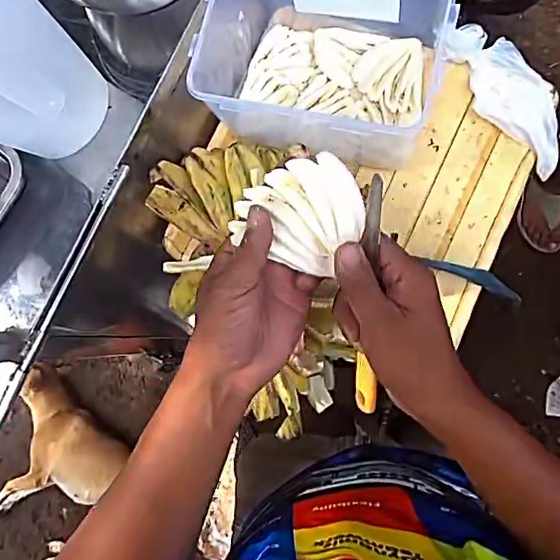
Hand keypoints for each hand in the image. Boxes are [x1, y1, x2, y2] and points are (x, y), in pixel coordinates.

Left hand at [180, 207, 318, 413]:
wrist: (234, 370)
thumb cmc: (221, 326)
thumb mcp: (234, 283)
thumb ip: (252, 250)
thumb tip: (261, 212)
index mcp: (239, 257)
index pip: (259, 225)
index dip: (276, 208)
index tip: (297, 189)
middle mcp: (262, 265)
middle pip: (286, 236)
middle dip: (303, 222)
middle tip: (326, 202)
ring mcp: (282, 281)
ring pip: (303, 253)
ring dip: (317, 241)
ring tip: (338, 222)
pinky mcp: (299, 298)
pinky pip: (315, 276)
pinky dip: (326, 266)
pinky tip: (338, 253)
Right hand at [332, 237, 480, 422]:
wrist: (433, 399)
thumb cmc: (415, 365)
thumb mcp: (378, 322)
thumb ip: (359, 284)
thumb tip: (345, 249)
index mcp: (410, 275)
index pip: (373, 242)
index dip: (349, 254)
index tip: (333, 271)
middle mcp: (407, 282)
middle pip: (363, 267)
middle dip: (351, 294)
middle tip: (359, 317)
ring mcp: (401, 299)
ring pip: (360, 291)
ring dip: (355, 314)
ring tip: (366, 335)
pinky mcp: (394, 316)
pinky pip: (366, 309)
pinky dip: (361, 324)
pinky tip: (368, 341)